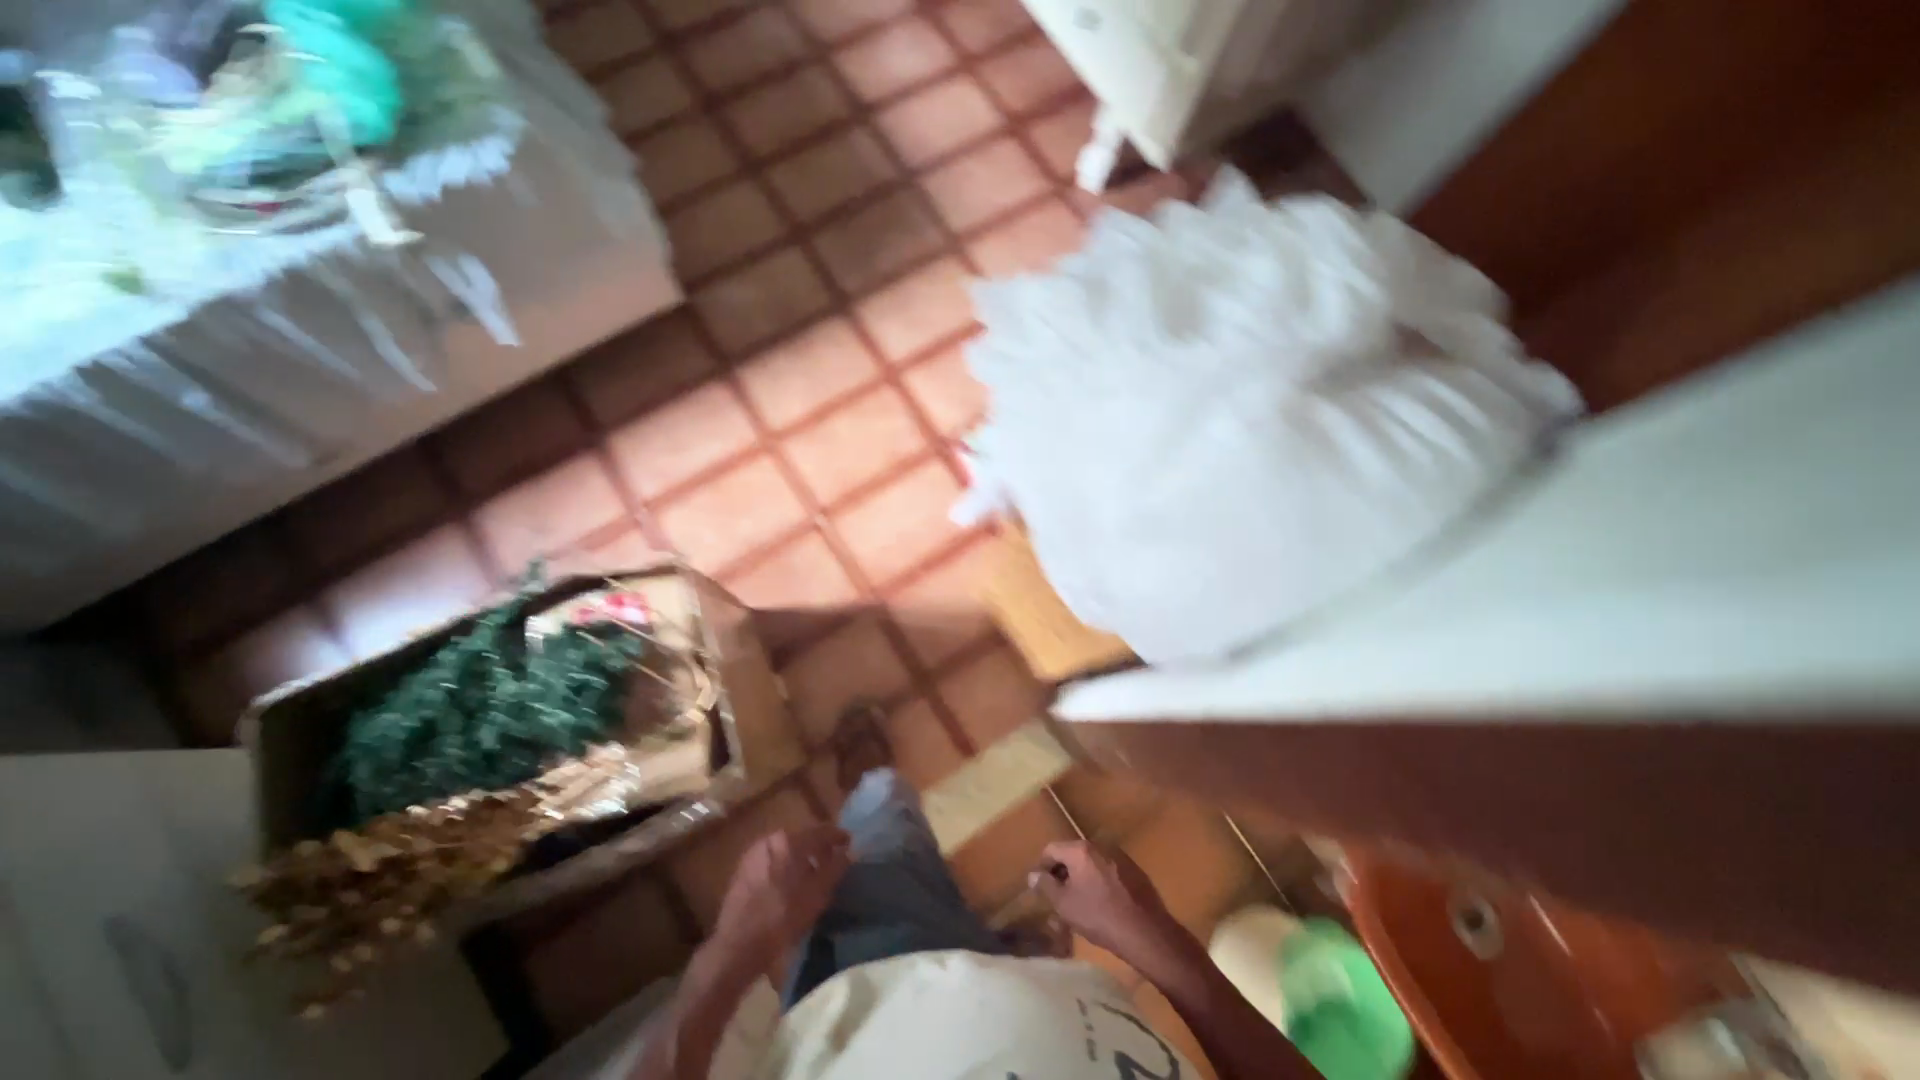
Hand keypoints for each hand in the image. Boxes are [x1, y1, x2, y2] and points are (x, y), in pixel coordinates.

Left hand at [713, 825, 850, 968]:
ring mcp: (752, 854)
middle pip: (801, 838)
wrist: (738, 943)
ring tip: (809, 876)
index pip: (821, 831)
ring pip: (783, 850)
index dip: (838, 836)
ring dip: (799, 858)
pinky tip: (787, 886)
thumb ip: (836, 868)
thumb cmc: (783, 917)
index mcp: (789, 841)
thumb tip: (848, 852)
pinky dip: (783, 866)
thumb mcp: (818, 894)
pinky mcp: (741, 870)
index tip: (848, 843)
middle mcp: (769, 839)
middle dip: (817, 848)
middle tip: (830, 863)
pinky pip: (770, 861)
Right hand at [1029, 840, 1181, 960]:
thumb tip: (1033, 874)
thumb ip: (1045, 885)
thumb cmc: (1098, 916)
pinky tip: (1102, 904)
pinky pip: (1109, 871)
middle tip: (1059, 898)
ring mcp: (1120, 856)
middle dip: (1063, 874)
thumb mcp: (1064, 904)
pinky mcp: (1135, 870)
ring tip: (1080, 904)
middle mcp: (1101, 845)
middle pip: (1072, 854)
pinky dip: (1100, 882)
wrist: (1145, 931)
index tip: (1041, 888)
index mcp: (1081, 850)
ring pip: (1091, 864)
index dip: (1042, 868)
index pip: (1051, 849)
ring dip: (1081, 878)